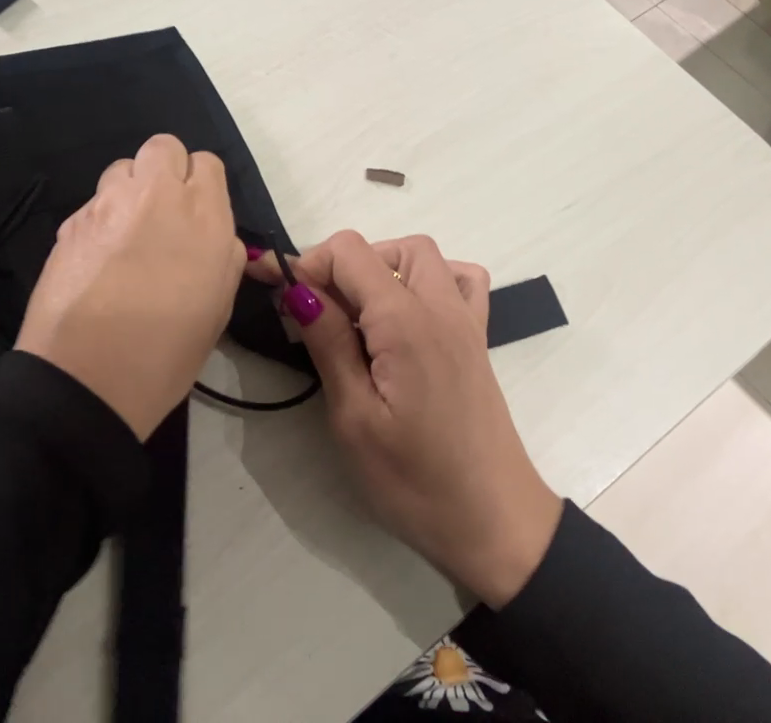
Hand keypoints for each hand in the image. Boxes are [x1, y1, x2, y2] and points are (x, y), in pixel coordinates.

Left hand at [17, 135, 243, 439]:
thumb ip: (221, 256)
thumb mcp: (218, 307)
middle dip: (166, 171)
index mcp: (203, 213)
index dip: (203, 187)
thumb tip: (212, 237)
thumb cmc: (168, 352)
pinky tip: (99, 260)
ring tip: (128, 236)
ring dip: (130, 191)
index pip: (206, 163)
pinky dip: (101, 220)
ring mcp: (106, 204)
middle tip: (164, 215)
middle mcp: (155, 195)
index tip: (198, 217)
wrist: (88, 378)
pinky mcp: (69, 222)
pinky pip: (93, 203)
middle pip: (163, 147)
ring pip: (123, 168)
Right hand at [252, 232, 563, 607]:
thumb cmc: (415, 482)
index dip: (305, 263)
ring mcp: (465, 323)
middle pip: (385, 247)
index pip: (348, 253)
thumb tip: (298, 290)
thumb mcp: (355, 418)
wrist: (494, 523)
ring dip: (382, 267)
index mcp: (406, 323)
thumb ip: (328, 344)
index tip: (276, 294)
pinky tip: (406, 316)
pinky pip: (459, 282)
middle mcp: (441, 308)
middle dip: (340, 265)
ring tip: (355, 316)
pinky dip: (428, 279)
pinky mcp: (476, 342)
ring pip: (423, 257)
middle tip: (314, 314)